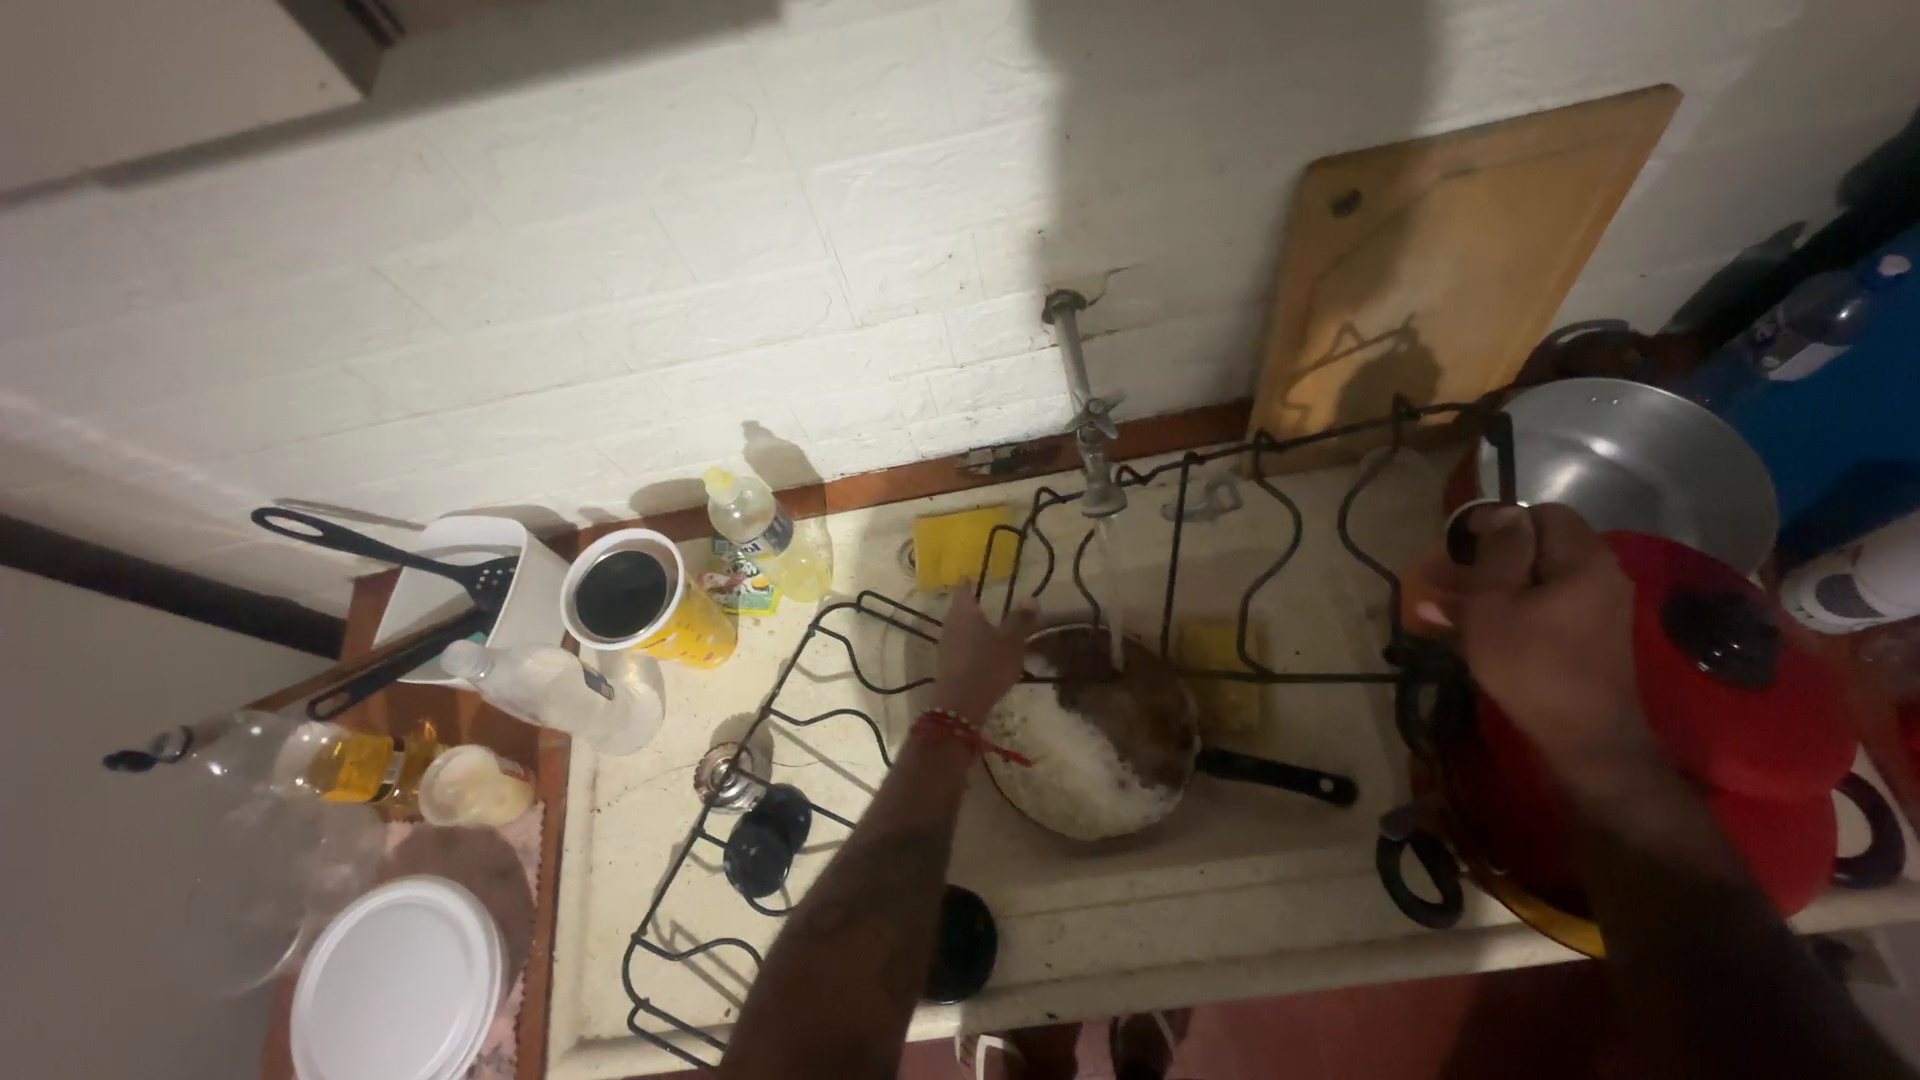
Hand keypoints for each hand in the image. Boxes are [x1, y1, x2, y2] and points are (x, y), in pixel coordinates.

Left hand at [932, 586, 1037, 722]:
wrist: (960, 703)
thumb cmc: (988, 665)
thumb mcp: (1012, 642)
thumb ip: (1021, 620)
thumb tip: (1031, 598)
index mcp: (964, 612)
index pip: (963, 590)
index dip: (968, 583)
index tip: (970, 576)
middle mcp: (950, 624)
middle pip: (959, 610)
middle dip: (971, 607)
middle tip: (985, 603)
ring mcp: (945, 646)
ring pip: (959, 629)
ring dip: (971, 628)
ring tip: (987, 629)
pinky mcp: (945, 665)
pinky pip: (959, 647)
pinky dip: (970, 646)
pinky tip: (981, 654)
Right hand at [1434, 504, 1651, 771]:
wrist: (1582, 736)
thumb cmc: (1530, 662)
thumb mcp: (1496, 602)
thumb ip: (1498, 552)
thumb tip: (1502, 513)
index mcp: (1582, 560)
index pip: (1542, 515)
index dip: (1498, 521)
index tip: (1458, 540)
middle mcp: (1597, 577)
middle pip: (1535, 549)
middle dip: (1482, 558)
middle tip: (1438, 571)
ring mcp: (1593, 610)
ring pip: (1530, 582)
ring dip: (1483, 587)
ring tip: (1433, 599)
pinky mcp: (1583, 638)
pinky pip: (1537, 608)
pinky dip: (1502, 610)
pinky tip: (1457, 623)